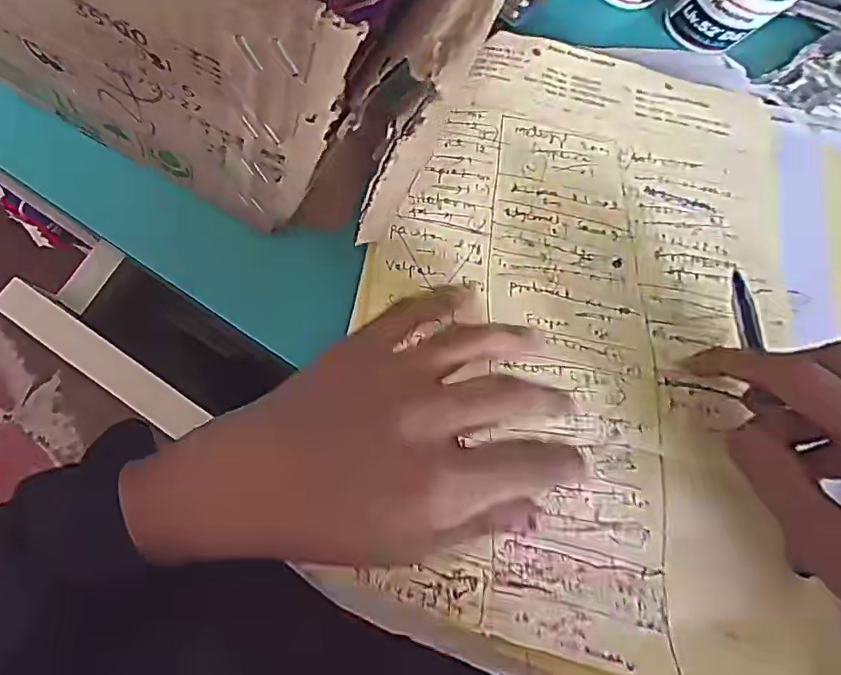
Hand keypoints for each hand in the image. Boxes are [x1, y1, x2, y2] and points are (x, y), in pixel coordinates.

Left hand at [118, 286, 586, 566]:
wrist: (262, 473)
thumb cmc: (332, 522)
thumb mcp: (407, 546)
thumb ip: (474, 525)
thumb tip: (531, 509)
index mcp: (440, 480)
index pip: (524, 464)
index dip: (562, 463)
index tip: (579, 461)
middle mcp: (427, 417)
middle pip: (506, 397)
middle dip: (546, 400)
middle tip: (566, 403)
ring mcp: (396, 372)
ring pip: (469, 343)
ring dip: (509, 339)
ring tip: (537, 341)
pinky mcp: (366, 344)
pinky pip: (413, 313)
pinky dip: (444, 300)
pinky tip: (468, 295)